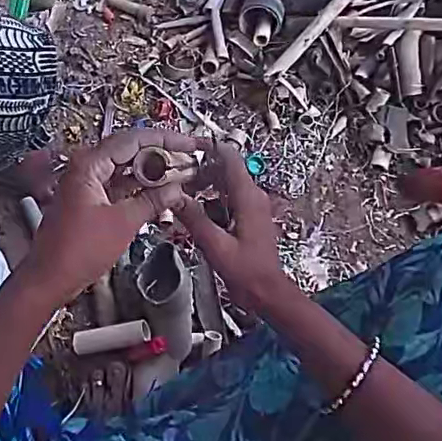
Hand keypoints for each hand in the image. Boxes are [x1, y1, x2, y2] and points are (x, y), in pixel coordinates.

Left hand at [24, 128, 201, 303]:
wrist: (50, 279)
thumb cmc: (75, 252)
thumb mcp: (123, 223)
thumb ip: (153, 201)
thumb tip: (176, 189)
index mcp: (89, 165)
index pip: (133, 139)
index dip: (165, 139)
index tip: (187, 144)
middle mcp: (86, 169)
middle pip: (130, 150)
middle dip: (160, 154)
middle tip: (187, 158)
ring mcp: (88, 184)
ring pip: (126, 168)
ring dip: (152, 171)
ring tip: (179, 174)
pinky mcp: (90, 200)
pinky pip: (120, 185)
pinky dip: (140, 187)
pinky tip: (160, 192)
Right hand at [173, 143, 294, 313]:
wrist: (267, 292)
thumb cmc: (248, 272)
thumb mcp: (215, 245)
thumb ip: (194, 219)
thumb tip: (175, 197)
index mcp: (249, 198)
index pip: (231, 158)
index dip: (210, 148)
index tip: (189, 148)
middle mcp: (254, 197)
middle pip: (225, 170)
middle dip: (201, 172)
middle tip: (178, 180)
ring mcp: (253, 206)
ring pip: (225, 185)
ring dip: (205, 188)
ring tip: (184, 199)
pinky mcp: (249, 216)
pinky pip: (229, 199)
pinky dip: (212, 202)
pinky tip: (197, 216)